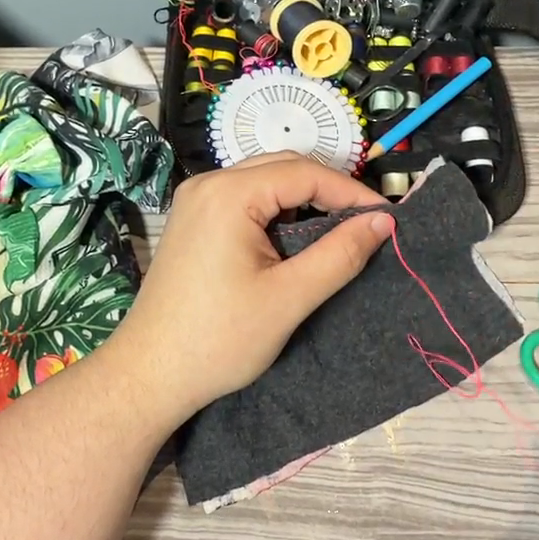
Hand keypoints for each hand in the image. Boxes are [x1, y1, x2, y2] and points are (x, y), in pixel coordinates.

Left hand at [105, 154, 394, 421]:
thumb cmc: (219, 339)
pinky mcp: (191, 220)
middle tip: (367, 224)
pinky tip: (295, 239)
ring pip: (263, 181)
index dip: (350, 192)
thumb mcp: (289, 298)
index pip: (303, 172)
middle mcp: (207, 184)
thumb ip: (340, 254)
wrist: (150, 372)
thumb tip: (384, 221)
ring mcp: (195, 200)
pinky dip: (275, 210)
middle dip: (328, 190)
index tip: (388, 219)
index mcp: (228, 194)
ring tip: (339, 232)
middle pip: (282, 167)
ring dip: (302, 199)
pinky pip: (243, 198)